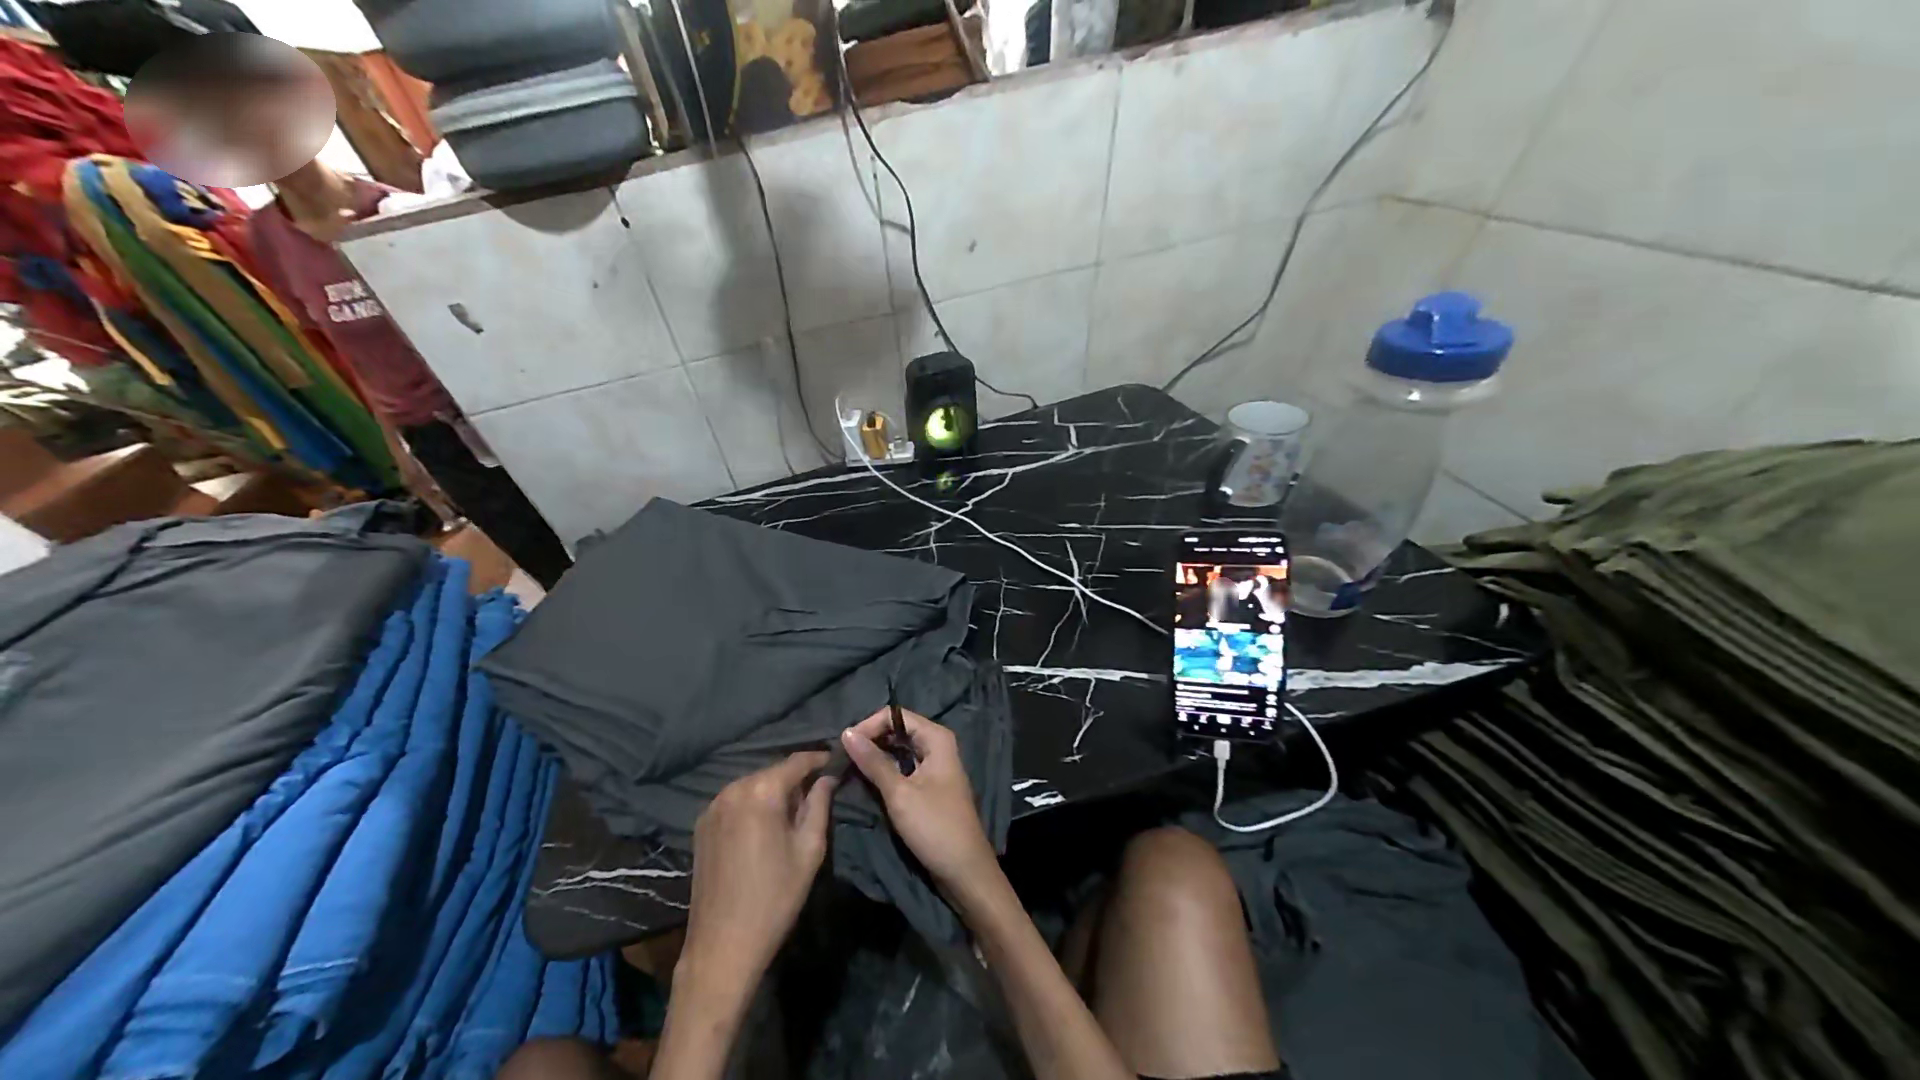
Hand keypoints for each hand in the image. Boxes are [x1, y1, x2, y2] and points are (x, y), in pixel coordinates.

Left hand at [681, 752, 837, 985]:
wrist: (723, 945)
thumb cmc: (775, 897)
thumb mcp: (809, 849)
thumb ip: (820, 805)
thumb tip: (828, 778)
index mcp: (761, 792)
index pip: (797, 761)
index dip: (820, 759)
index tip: (837, 762)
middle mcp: (733, 789)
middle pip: (773, 772)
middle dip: (796, 778)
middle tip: (819, 793)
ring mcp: (712, 807)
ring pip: (753, 785)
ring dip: (774, 792)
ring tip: (793, 812)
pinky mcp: (701, 825)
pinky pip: (735, 801)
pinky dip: (753, 804)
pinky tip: (764, 827)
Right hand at [842, 708, 997, 892]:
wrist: (965, 871)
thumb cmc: (934, 827)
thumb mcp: (899, 793)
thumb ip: (873, 762)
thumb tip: (846, 733)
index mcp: (937, 738)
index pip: (895, 715)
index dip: (868, 725)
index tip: (844, 745)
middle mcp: (938, 745)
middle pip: (897, 729)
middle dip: (870, 738)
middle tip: (842, 755)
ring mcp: (935, 765)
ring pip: (899, 749)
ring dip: (875, 755)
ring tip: (848, 765)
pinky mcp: (930, 784)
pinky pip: (903, 766)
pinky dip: (885, 769)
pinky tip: (866, 779)